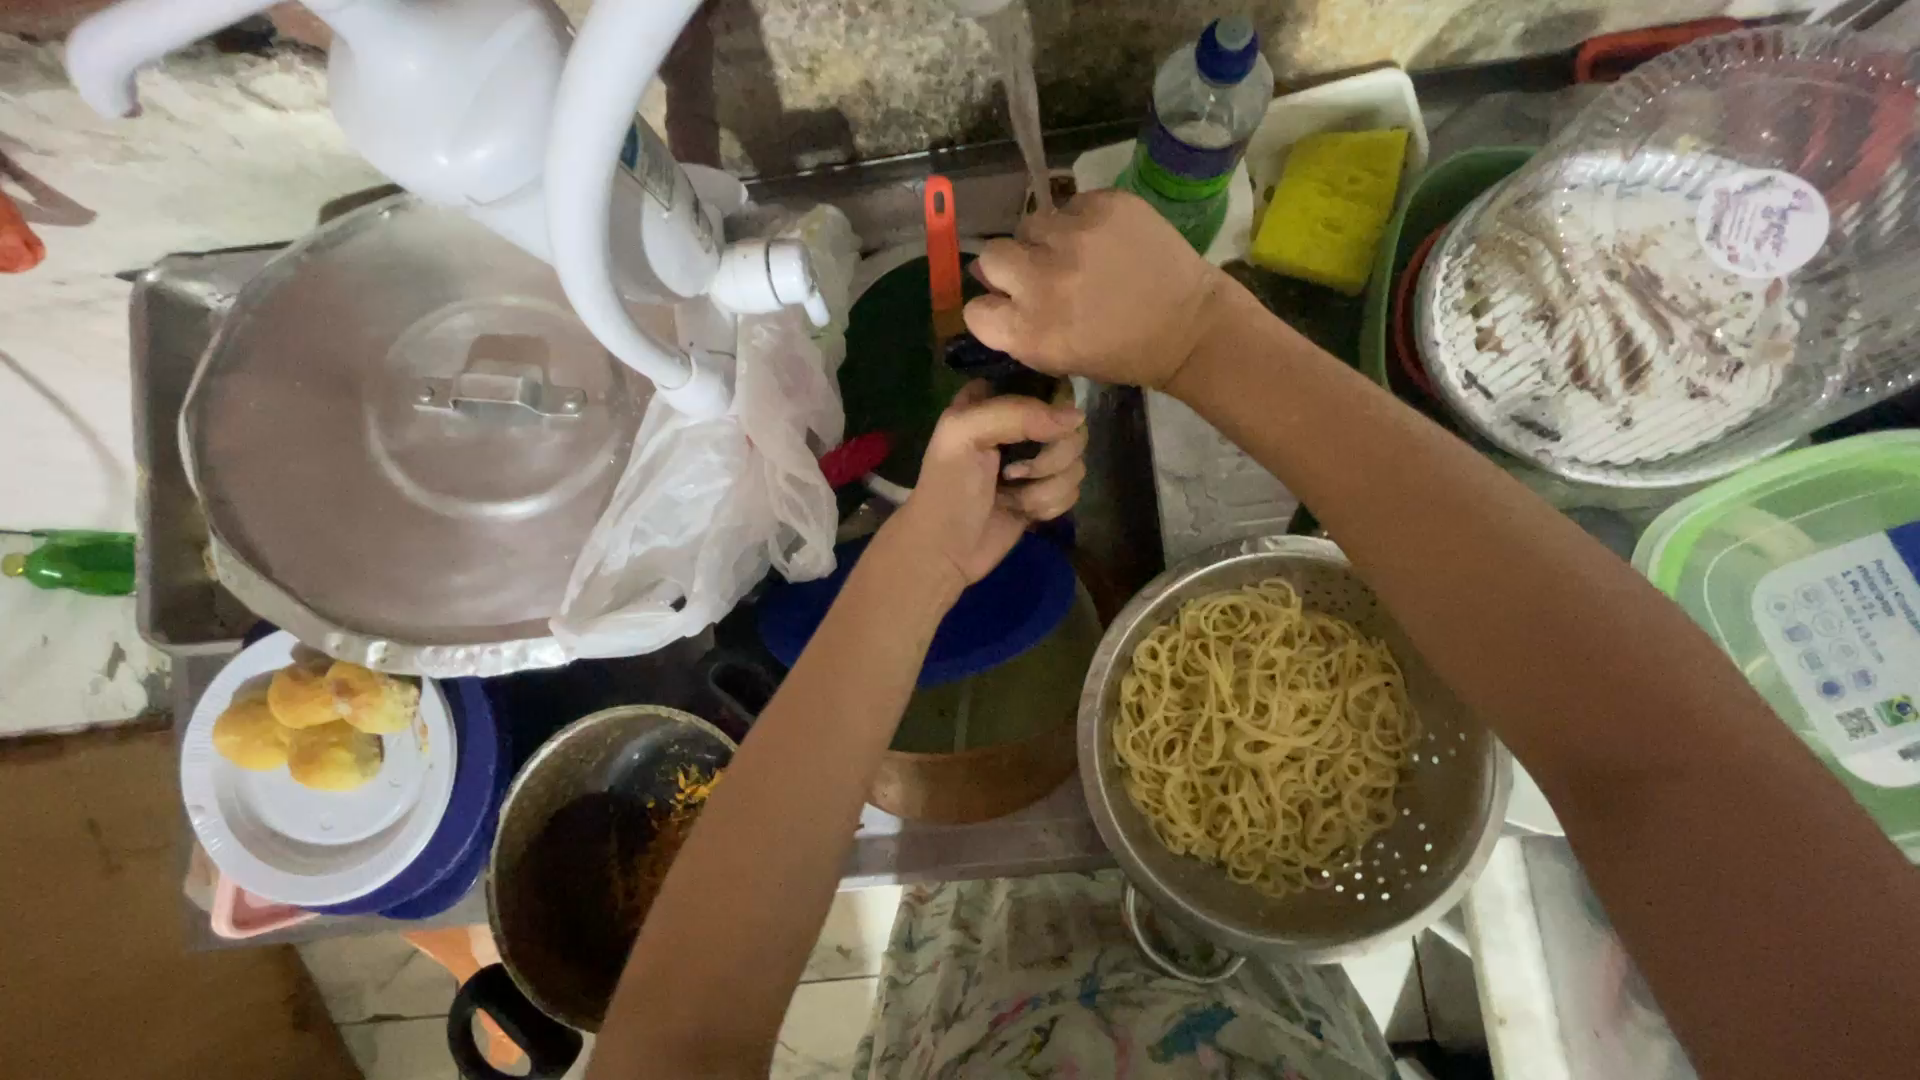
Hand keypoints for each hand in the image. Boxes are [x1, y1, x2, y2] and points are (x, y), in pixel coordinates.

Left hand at [887, 383, 1086, 590]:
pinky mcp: (1045, 492)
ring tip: (1013, 497)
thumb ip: (1018, 415)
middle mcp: (1020, 426)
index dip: (1053, 408)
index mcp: (996, 400)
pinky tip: (1023, 511)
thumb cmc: (947, 487)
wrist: (945, 550)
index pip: (1048, 386)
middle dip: (1051, 457)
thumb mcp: (966, 435)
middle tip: (1015, 474)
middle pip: (1071, 427)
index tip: (1039, 432)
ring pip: (1076, 461)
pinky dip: (1050, 504)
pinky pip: (1074, 489)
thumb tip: (1077, 417)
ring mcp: (1035, 461)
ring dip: (1047, 486)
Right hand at [963, 190, 1225, 389]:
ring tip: (1075, 254)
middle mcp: (1043, 281)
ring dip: (1045, 238)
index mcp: (1030, 331)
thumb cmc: (1120, 354)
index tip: (1010, 303)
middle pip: (992, 255)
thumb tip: (988, 282)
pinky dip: (1079, 221)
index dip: (992, 305)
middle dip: (1009, 264)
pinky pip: (1069, 205)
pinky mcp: (1104, 206)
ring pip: (1030, 223)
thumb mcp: (1057, 357)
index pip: (975, 308)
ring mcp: (1074, 237)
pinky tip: (1104, 241)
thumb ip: (1018, 325)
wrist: (1188, 327)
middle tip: (1039, 272)